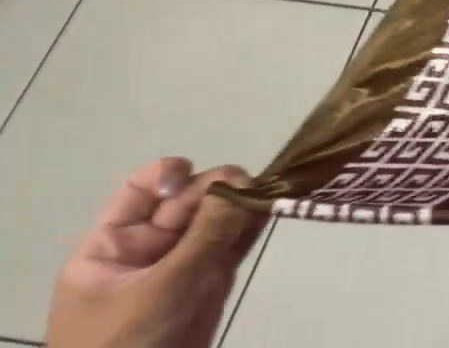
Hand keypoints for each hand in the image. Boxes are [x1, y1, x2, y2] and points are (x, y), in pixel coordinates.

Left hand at [47, 159, 265, 347]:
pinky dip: (258, 220)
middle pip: (191, 197)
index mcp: (113, 245)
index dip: (171, 174)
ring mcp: (184, 259)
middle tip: (256, 187)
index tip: (201, 179)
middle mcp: (149, 245)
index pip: (141, 189)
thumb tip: (246, 178)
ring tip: (276, 191)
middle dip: (223, 188)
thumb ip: (206, 234)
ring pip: (221, 214)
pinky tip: (278, 204)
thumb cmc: (125, 342)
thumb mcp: (162, 288)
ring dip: (248, 200)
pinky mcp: (213, 274)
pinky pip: (237, 237)